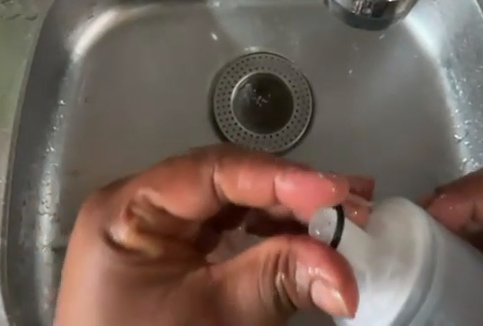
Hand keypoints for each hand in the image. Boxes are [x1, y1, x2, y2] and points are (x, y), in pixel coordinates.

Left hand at [55, 145, 364, 325]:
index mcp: (128, 208)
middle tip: (354, 201)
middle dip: (294, 193)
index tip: (334, 191)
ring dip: (290, 212)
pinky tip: (311, 237)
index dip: (278, 177)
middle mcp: (141, 204)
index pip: (214, 171)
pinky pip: (229, 231)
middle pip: (229, 181)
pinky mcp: (176, 257)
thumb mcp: (216, 322)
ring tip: (346, 216)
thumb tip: (347, 273)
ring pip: (235, 203)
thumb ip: (278, 280)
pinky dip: (271, 235)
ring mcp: (159, 231)